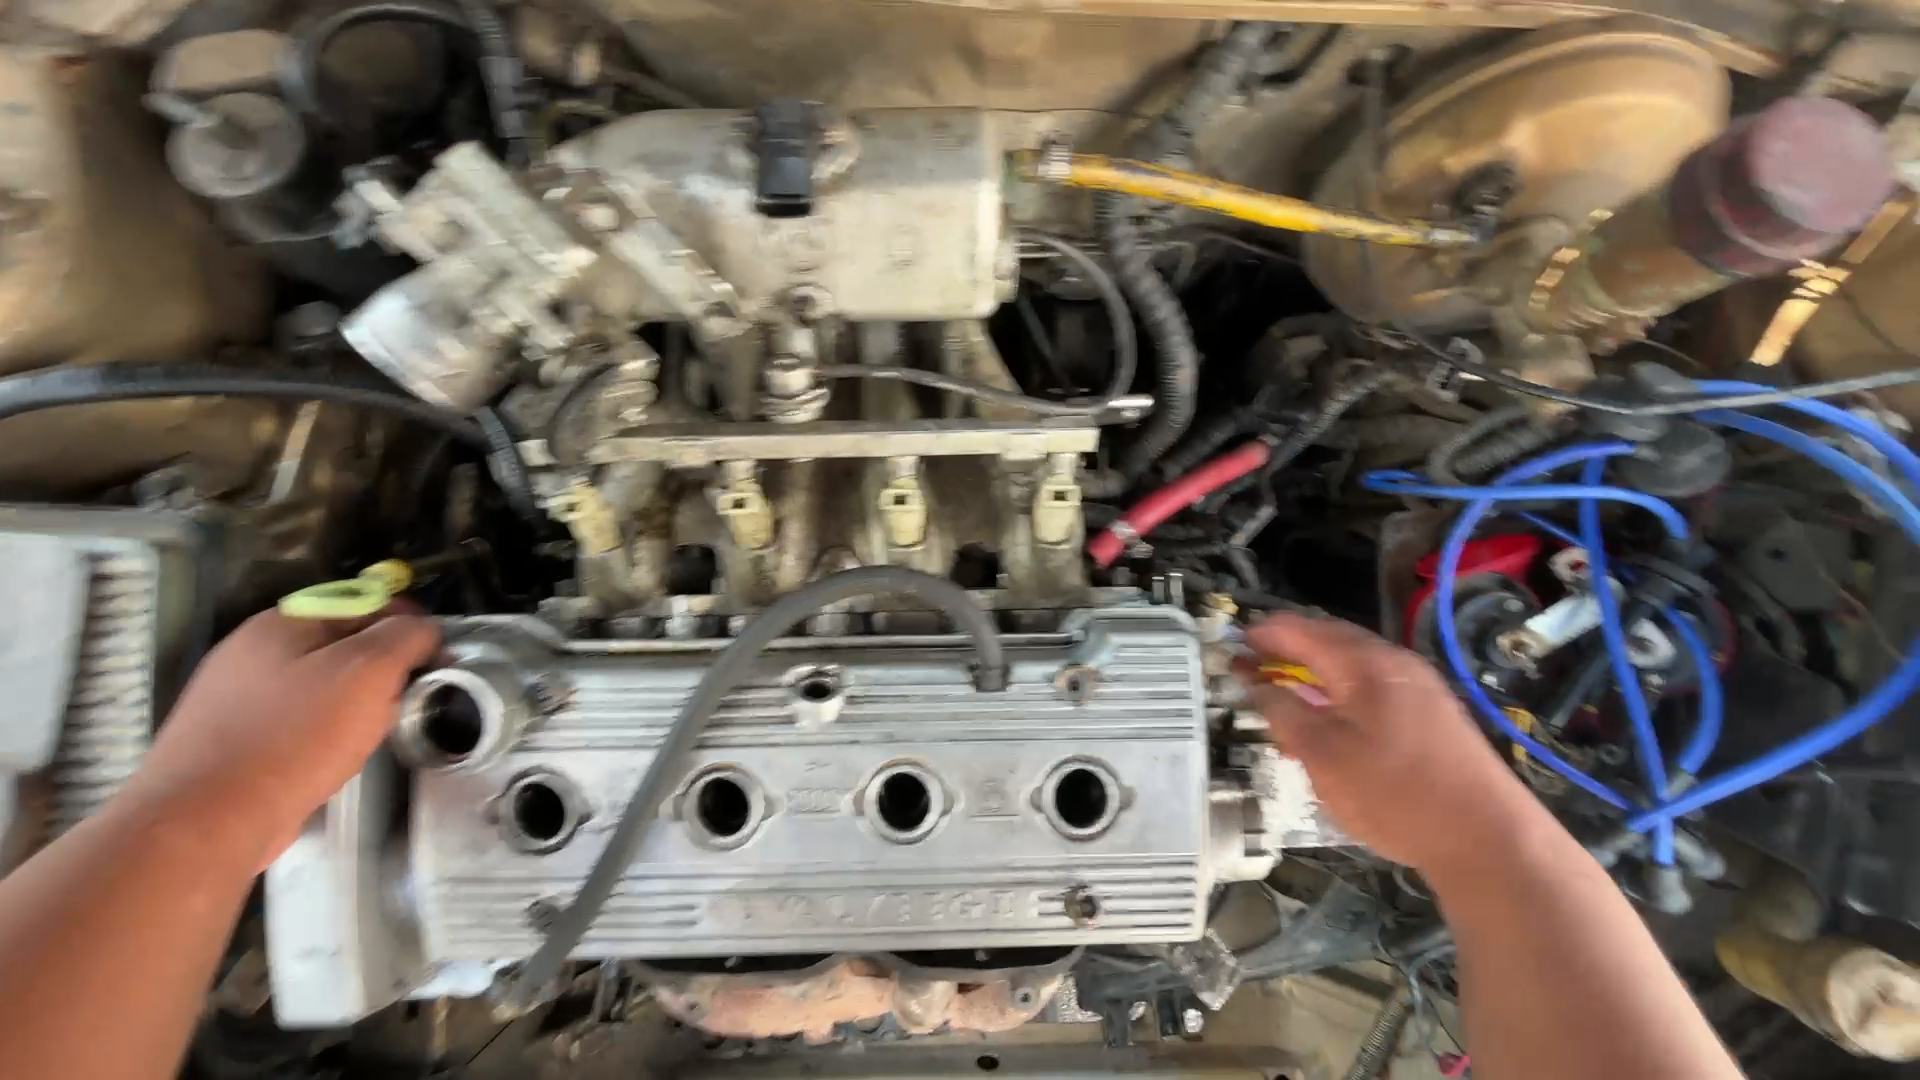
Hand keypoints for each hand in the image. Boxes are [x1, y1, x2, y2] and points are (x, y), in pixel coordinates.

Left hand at [121, 609, 439, 866]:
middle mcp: (254, 650)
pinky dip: (330, 729)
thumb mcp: (369, 673)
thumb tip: (425, 630)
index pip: (368, 603)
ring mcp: (238, 695)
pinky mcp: (235, 738)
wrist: (207, 824)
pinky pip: (303, 717)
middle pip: (348, 643)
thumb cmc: (295, 738)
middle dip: (386, 668)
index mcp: (282, 623)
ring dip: (361, 701)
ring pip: (328, 682)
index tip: (436, 659)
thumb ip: (406, 637)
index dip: (410, 626)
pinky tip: (337, 752)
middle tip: (403, 699)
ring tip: (373, 731)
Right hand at [1239, 613, 1547, 872]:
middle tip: (1249, 668)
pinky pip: (1372, 685)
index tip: (1230, 646)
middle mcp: (1393, 662)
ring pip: (1351, 663)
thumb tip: (1258, 686)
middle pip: (1328, 639)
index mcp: (1363, 663)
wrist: (1489, 840)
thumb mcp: (1322, 756)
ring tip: (1281, 693)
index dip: (1260, 634)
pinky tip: (1327, 719)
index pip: (1299, 630)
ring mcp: (1418, 686)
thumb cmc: (1394, 794)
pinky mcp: (1431, 713)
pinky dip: (1338, 690)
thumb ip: (1283, 713)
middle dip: (1284, 649)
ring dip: (1311, 670)